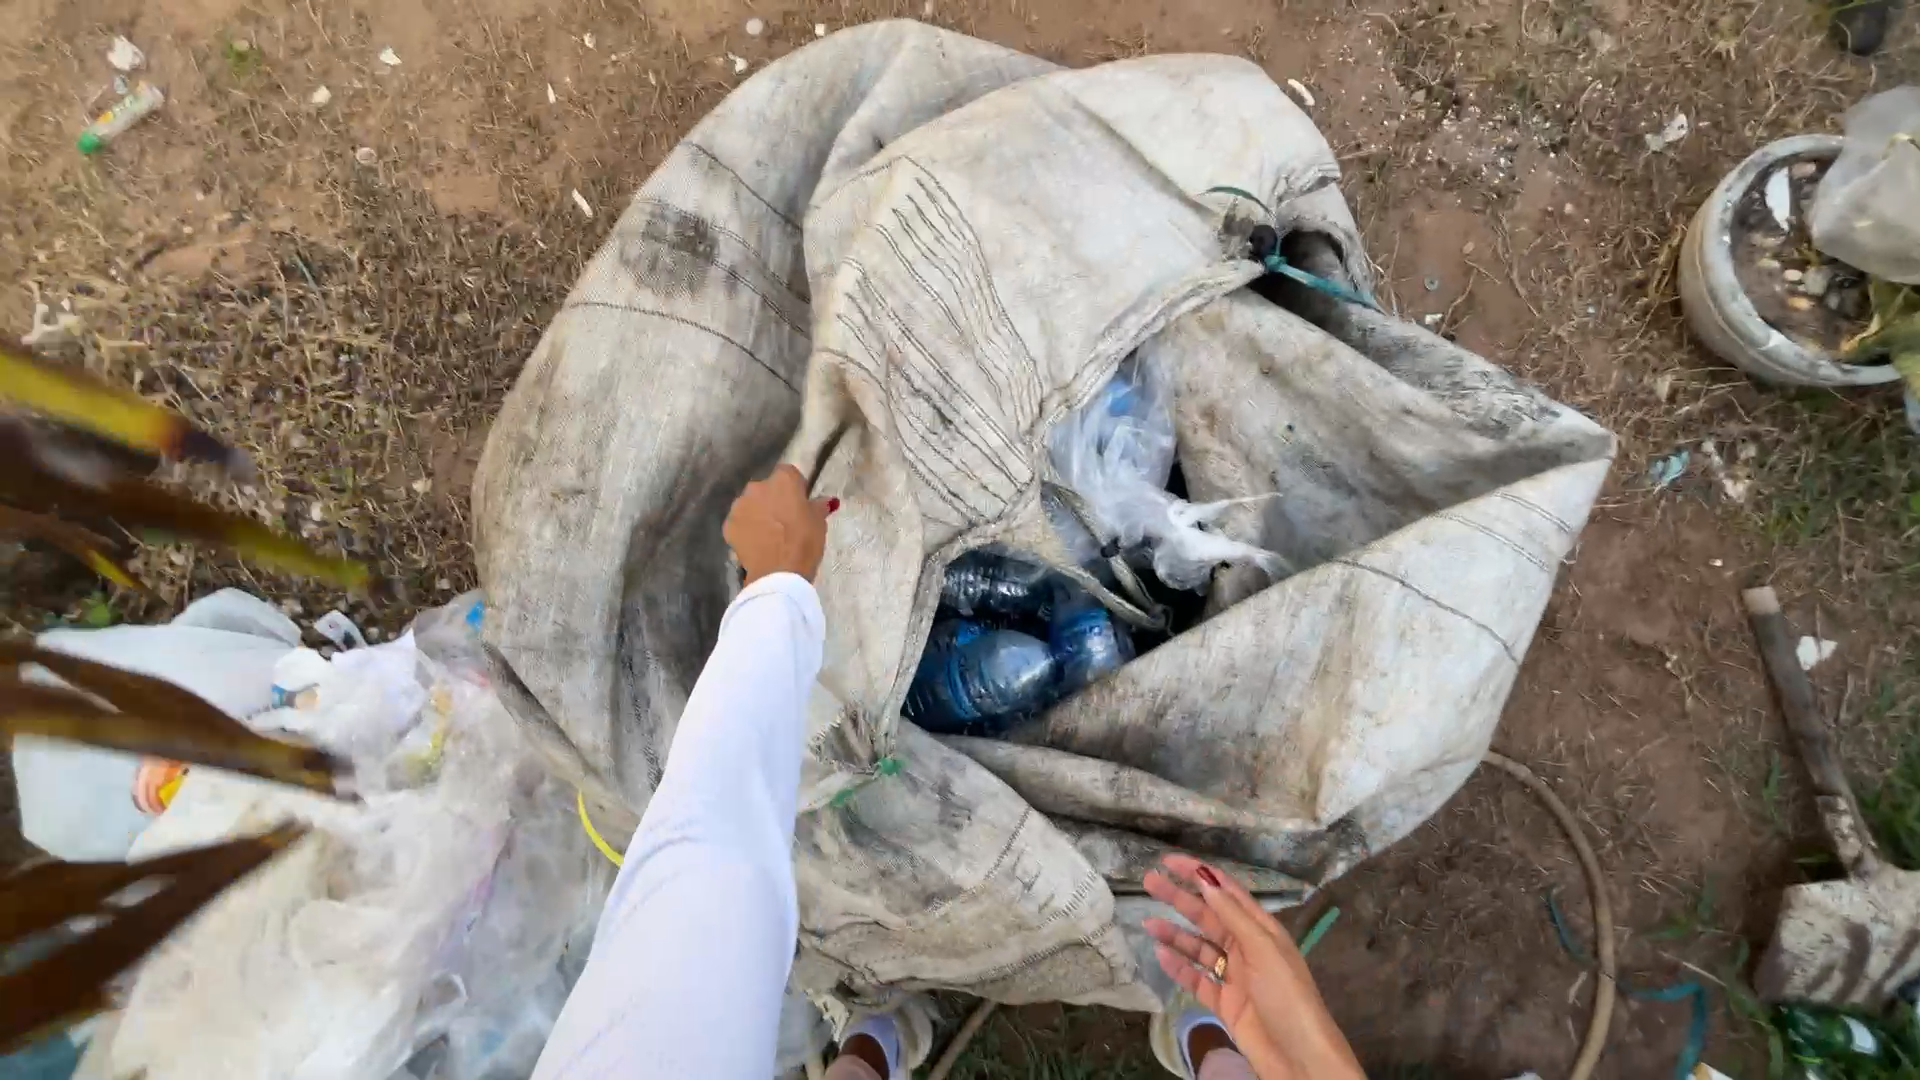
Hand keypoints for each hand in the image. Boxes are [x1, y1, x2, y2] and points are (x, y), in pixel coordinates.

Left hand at [724, 464, 836, 585]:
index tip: (800, 503)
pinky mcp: (728, 525)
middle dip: (774, 500)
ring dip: (758, 513)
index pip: (789, 474)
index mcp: (783, 480)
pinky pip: (740, 522)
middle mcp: (757, 487)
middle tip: (785, 521)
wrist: (779, 572)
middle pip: (766, 488)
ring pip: (750, 504)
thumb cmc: (804, 542)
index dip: (795, 488)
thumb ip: (819, 505)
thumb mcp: (819, 522)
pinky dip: (747, 529)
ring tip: (770, 535)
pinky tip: (757, 544)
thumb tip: (824, 500)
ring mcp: (739, 506)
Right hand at [1143, 855, 1364, 1079]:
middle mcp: (1246, 947)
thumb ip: (1232, 914)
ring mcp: (1235, 976)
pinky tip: (1161, 956)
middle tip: (1149, 881)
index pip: (1226, 891)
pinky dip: (1180, 967)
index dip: (1199, 873)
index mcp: (1261, 929)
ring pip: (1199, 946)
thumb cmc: (1288, 998)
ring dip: (1174, 933)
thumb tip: (1205, 879)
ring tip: (1148, 924)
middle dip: (1179, 898)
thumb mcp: (1263, 949)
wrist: (1303, 1063)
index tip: (1170, 861)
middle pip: (1207, 915)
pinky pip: (1197, 979)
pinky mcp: (1225, 1003)